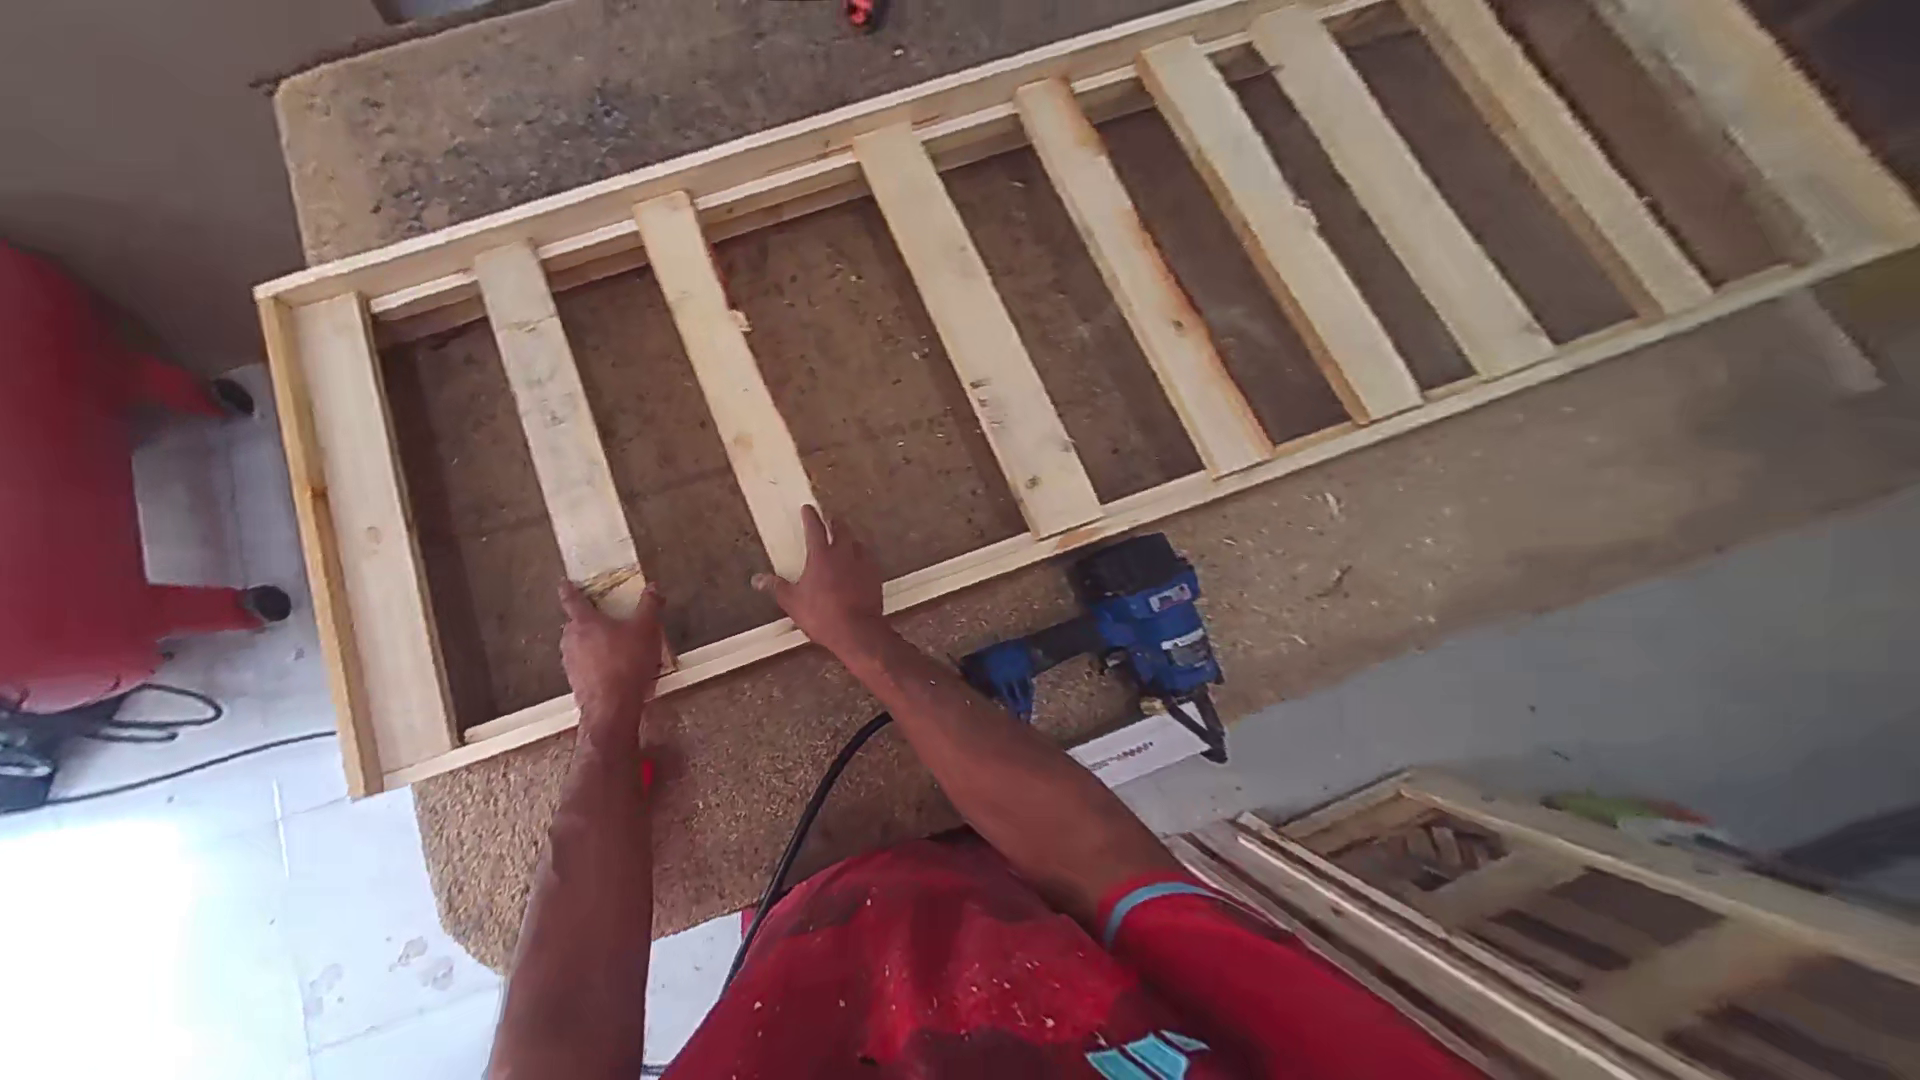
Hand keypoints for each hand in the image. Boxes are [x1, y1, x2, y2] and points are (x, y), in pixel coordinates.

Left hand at [558, 579, 664, 744]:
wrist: (613, 705)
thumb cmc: (627, 661)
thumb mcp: (646, 629)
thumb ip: (650, 605)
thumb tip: (653, 587)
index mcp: (584, 622)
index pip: (572, 600)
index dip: (569, 589)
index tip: (564, 582)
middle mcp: (571, 639)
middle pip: (575, 623)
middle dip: (588, 618)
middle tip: (605, 615)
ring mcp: (570, 662)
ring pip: (579, 644)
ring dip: (592, 640)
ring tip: (614, 642)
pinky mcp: (576, 680)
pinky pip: (584, 662)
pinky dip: (595, 659)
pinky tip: (614, 665)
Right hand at [752, 505, 884, 655]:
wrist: (857, 630)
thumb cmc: (823, 615)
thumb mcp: (793, 602)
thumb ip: (776, 587)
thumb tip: (759, 580)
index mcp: (821, 556)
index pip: (814, 528)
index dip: (810, 516)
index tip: (808, 508)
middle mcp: (844, 554)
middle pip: (841, 529)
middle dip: (834, 522)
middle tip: (830, 519)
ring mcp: (862, 563)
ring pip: (857, 542)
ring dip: (850, 538)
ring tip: (845, 540)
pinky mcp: (875, 575)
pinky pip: (868, 559)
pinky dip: (861, 556)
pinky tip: (859, 563)